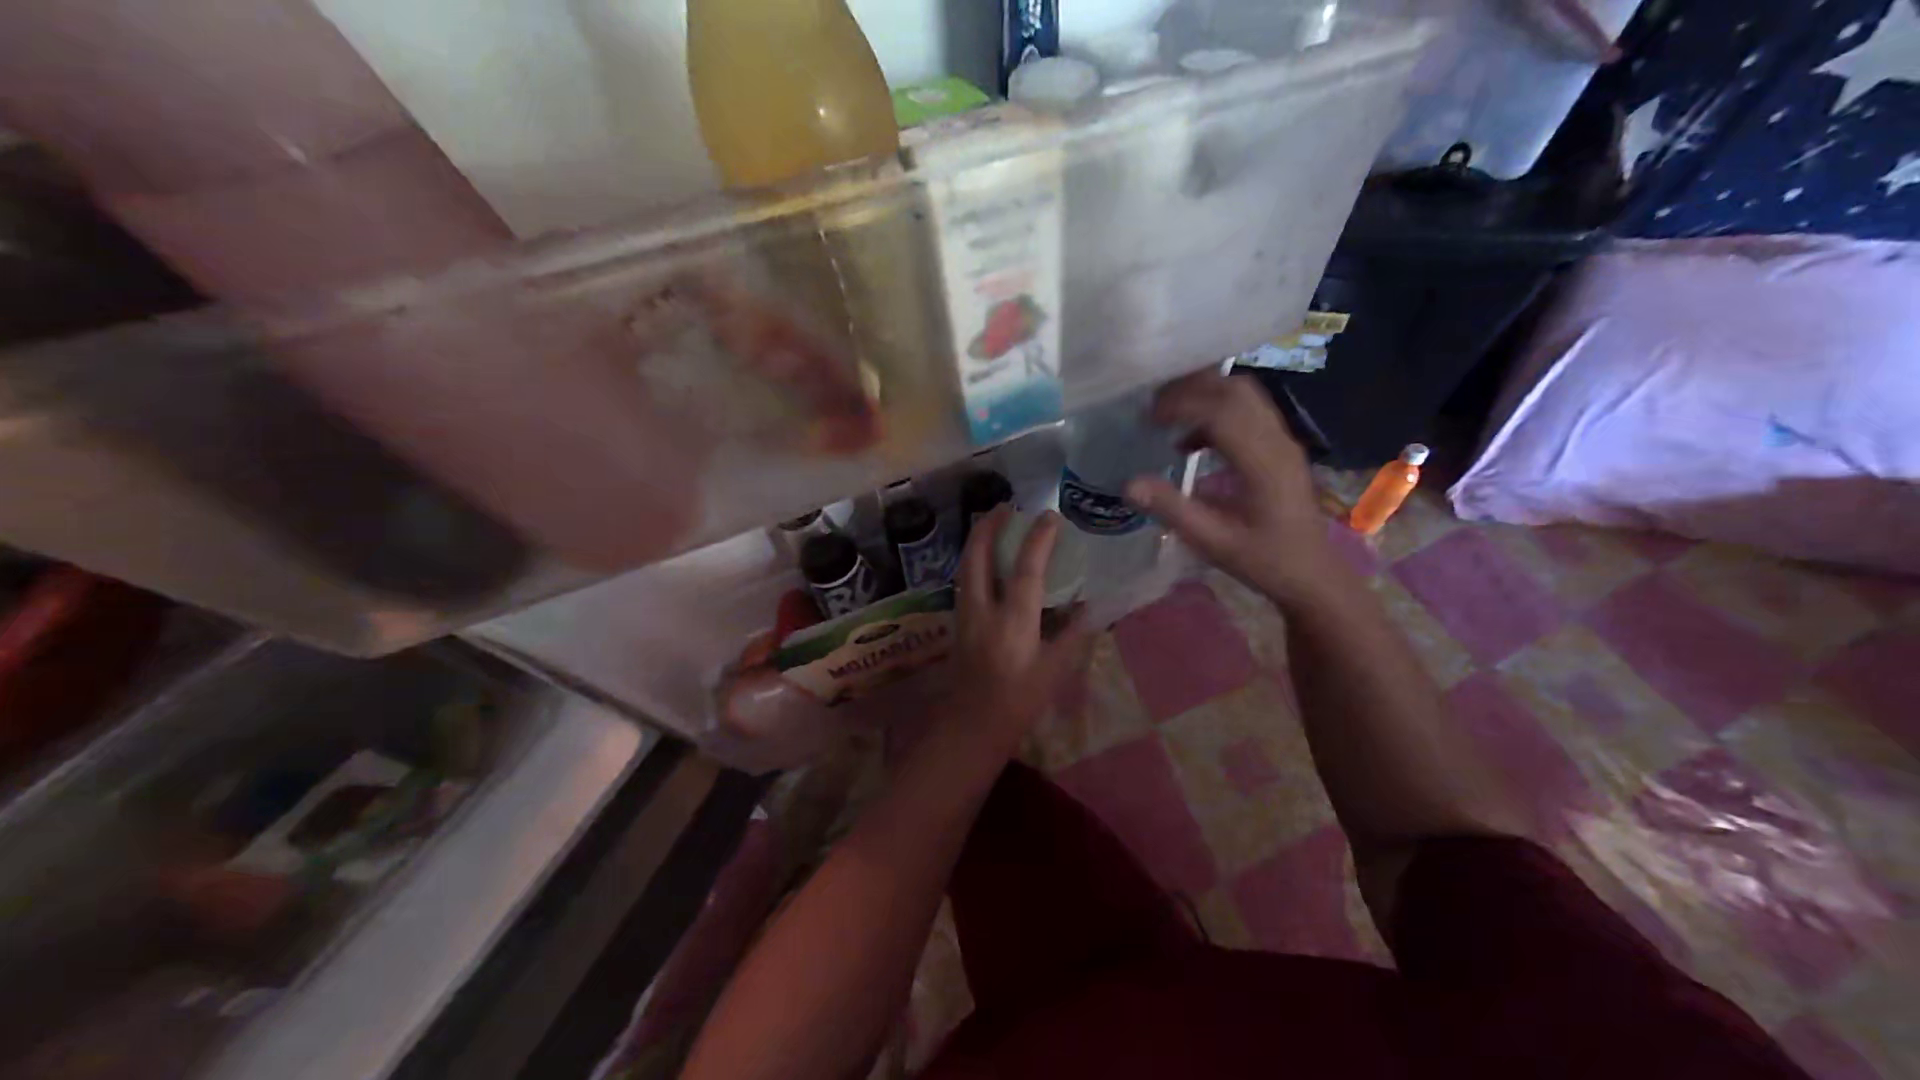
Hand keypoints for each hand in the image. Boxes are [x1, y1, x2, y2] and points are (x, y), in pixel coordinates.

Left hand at [948, 507, 1089, 750]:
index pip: (1025, 570)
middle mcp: (983, 611)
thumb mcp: (1055, 671)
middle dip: (988, 526)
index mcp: (1013, 623)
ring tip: (993, 523)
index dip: (1038, 539)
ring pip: (965, 566)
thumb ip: (1075, 635)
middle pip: (977, 556)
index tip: (1050, 516)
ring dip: (977, 540)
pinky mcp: (957, 623)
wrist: (972, 727)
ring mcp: (964, 615)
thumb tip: (1094, 606)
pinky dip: (973, 560)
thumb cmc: (1019, 703)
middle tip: (1005, 505)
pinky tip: (984, 560)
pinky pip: (963, 580)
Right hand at [1124, 371, 1335, 602]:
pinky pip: (1248, 412)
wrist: (1312, 574)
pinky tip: (1190, 442)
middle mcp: (1277, 442)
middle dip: (1192, 388)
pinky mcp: (1280, 448)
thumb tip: (1130, 484)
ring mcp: (1282, 442)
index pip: (1222, 412)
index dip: (1183, 405)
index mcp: (1263, 463)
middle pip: (1236, 391)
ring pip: (1244, 396)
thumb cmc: (1264, 560)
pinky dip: (1216, 412)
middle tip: (1154, 405)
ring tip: (1167, 415)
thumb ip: (1172, 510)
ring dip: (1205, 396)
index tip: (1149, 417)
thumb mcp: (1213, 542)